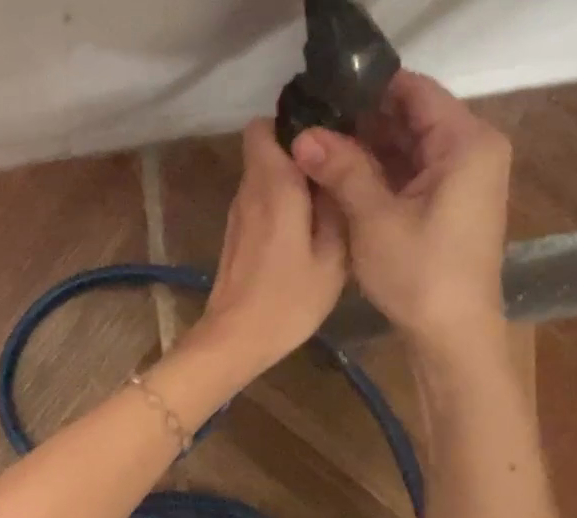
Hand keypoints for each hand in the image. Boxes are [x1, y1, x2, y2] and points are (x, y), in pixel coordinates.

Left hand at [190, 118, 348, 369]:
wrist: (235, 341)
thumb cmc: (287, 300)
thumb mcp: (333, 254)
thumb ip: (338, 202)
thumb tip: (341, 162)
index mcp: (273, 184)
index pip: (268, 124)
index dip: (298, 119)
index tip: (334, 128)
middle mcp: (249, 191)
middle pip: (268, 145)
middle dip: (301, 146)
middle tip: (341, 162)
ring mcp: (238, 215)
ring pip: (265, 174)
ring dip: (294, 175)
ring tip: (331, 193)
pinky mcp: (237, 236)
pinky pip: (261, 201)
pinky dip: (283, 201)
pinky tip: (309, 223)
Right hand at [289, 71, 510, 347]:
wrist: (452, 333)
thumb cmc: (420, 273)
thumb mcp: (374, 219)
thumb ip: (342, 170)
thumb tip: (301, 135)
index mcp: (466, 142)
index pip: (414, 91)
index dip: (366, 91)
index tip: (321, 99)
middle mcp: (472, 150)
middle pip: (412, 118)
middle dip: (361, 123)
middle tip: (309, 128)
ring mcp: (463, 179)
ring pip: (409, 148)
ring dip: (366, 151)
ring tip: (315, 152)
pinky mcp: (450, 205)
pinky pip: (412, 174)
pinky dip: (380, 175)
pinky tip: (340, 180)